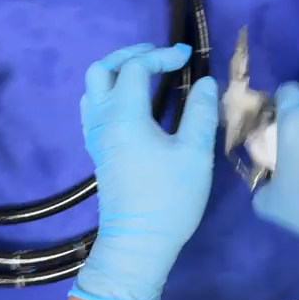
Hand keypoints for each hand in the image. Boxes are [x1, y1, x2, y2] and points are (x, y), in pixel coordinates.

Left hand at [71, 43, 219, 299]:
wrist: (138, 244)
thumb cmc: (169, 197)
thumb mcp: (195, 152)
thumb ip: (200, 111)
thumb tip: (205, 82)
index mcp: (124, 114)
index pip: (136, 67)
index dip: (161, 56)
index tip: (187, 57)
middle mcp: (103, 119)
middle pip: (101, 69)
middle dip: (130, 55)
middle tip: (160, 56)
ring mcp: (96, 135)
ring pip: (93, 88)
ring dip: (116, 72)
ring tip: (146, 73)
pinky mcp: (98, 150)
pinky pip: (94, 107)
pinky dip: (111, 92)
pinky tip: (134, 102)